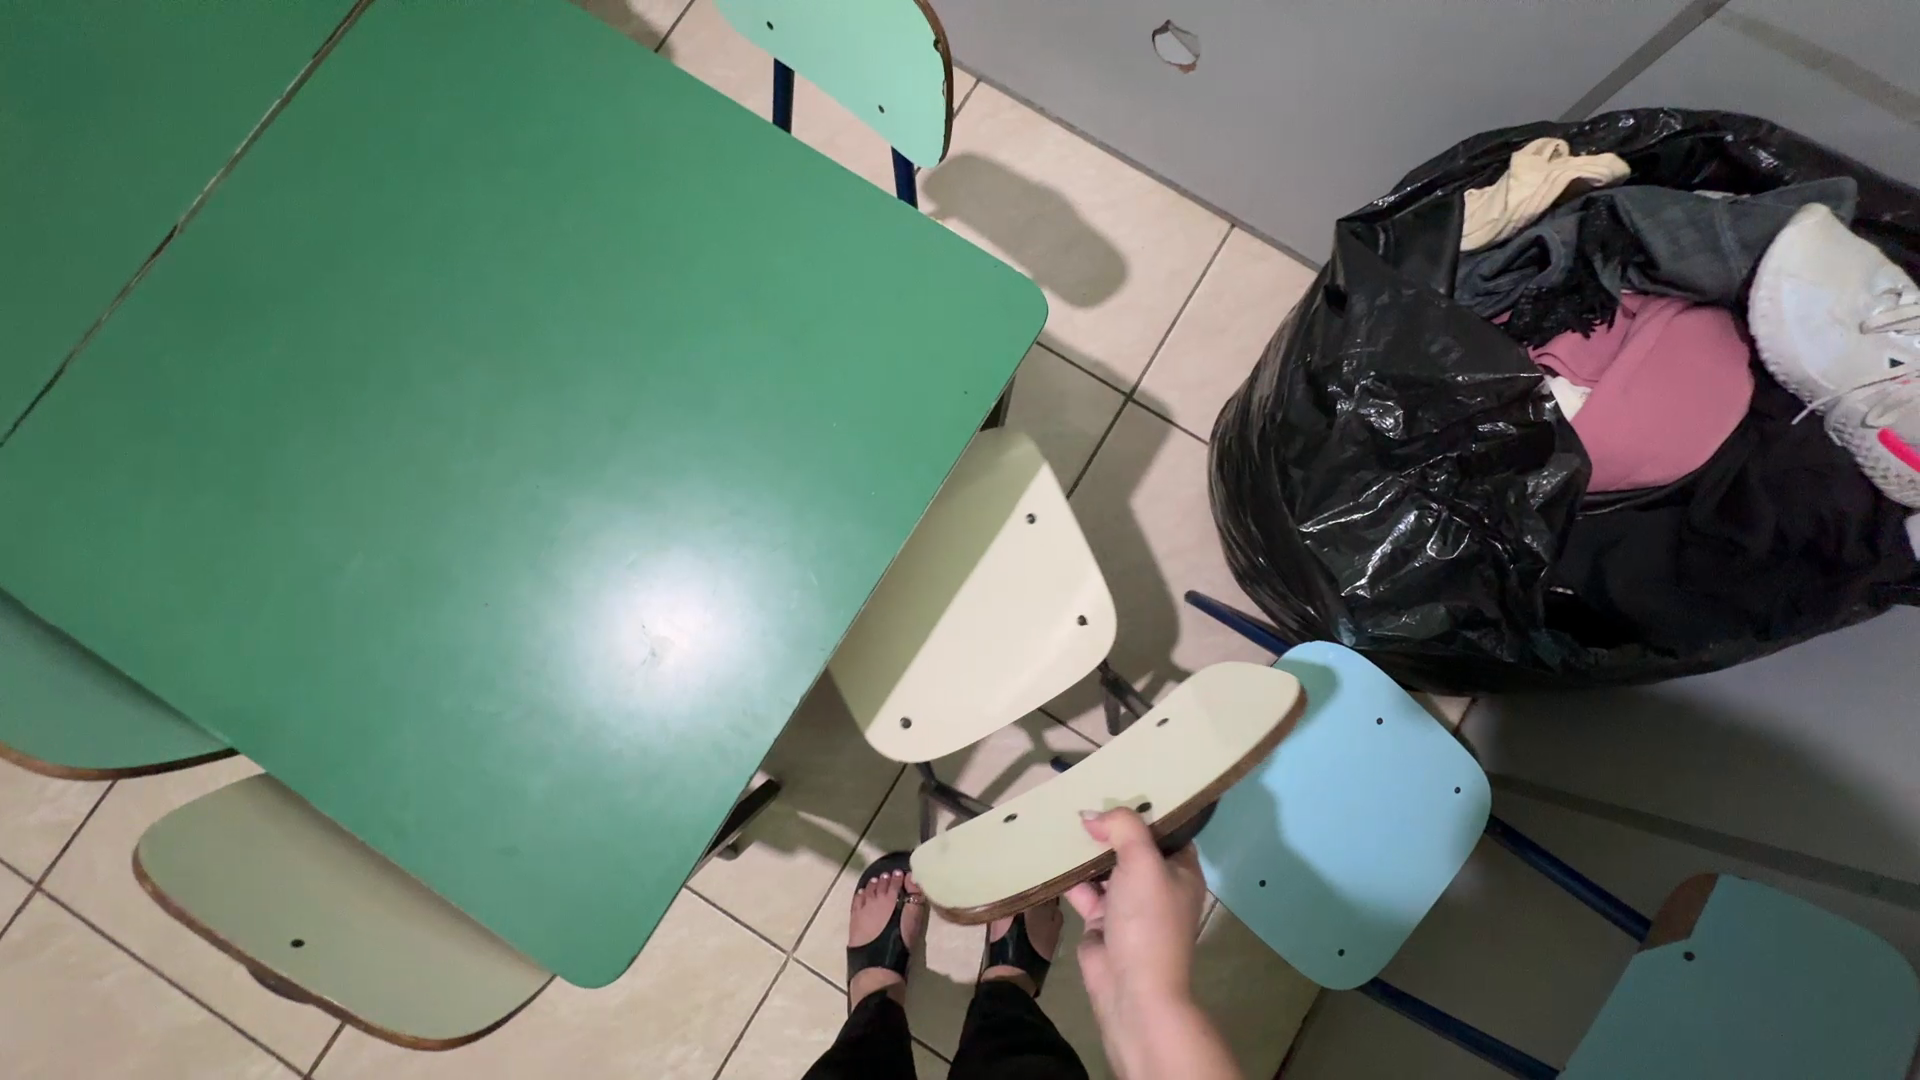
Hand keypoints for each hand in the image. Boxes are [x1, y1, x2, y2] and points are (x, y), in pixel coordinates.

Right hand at [1065, 807, 1221, 1079]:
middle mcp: (1157, 884)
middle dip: (1109, 825)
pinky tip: (1051, 852)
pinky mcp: (1101, 919)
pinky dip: (1070, 873)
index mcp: (1181, 870)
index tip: (1119, 782)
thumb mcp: (1142, 861)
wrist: (1132, 989)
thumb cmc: (1149, 920)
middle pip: (1131, 844)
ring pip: (1105, 865)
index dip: (1145, 807)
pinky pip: (1084, 887)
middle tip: (1083, 794)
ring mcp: (1128, 903)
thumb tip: (1092, 815)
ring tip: (1063, 816)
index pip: (1167, 829)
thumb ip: (1122, 827)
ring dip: (1087, 847)